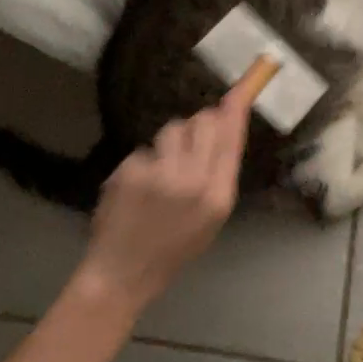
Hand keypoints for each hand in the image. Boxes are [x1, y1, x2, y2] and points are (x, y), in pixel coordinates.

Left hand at [78, 87, 251, 310]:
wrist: (123, 273)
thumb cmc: (173, 250)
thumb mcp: (210, 220)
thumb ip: (218, 176)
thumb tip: (222, 131)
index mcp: (218, 196)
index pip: (231, 140)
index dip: (235, 110)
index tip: (239, 89)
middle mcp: (193, 181)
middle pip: (203, 123)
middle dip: (199, 124)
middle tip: (190, 142)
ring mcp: (160, 175)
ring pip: (172, 130)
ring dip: (169, 143)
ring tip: (160, 173)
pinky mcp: (130, 171)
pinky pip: (143, 151)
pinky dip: (142, 165)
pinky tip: (136, 190)